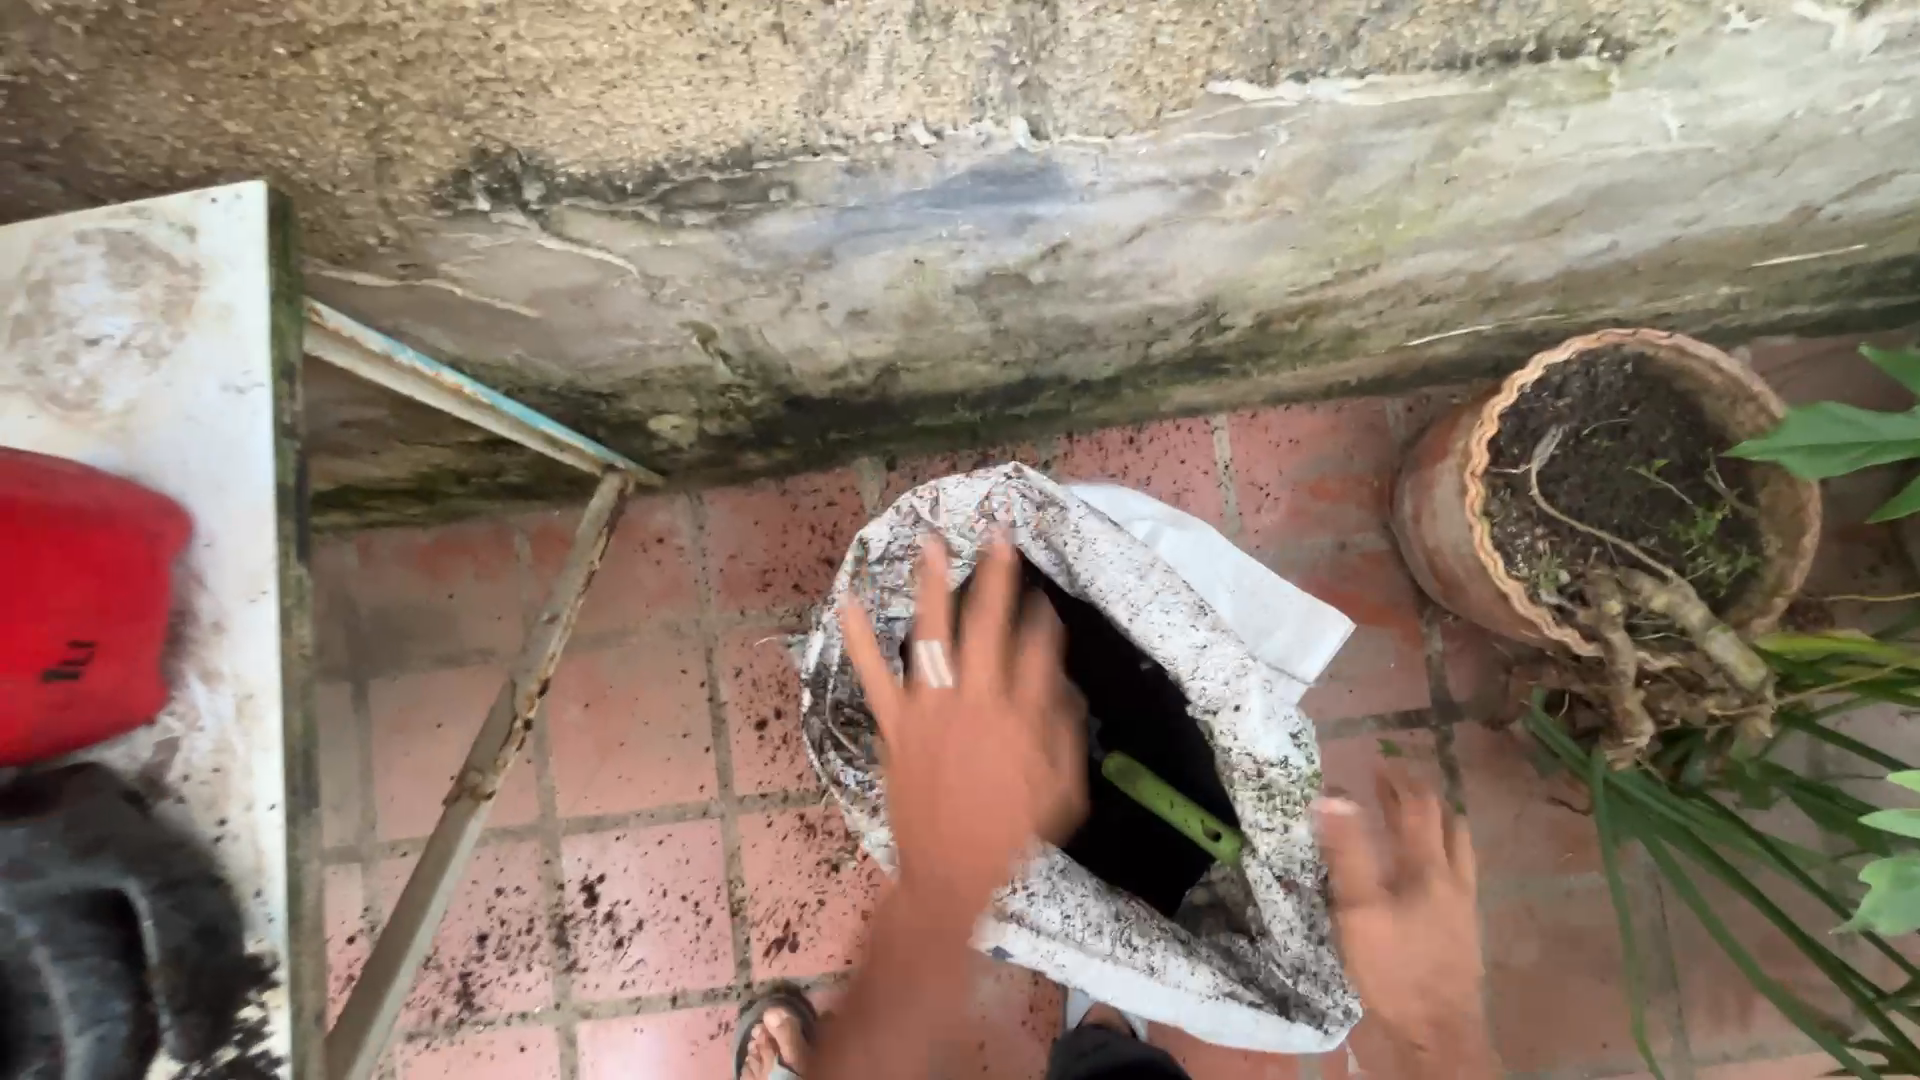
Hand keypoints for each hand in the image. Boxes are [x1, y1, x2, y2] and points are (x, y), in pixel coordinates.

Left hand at [838, 533, 1087, 916]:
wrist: (949, 874)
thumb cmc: (1011, 835)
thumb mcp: (1062, 791)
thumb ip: (1064, 731)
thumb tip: (1061, 683)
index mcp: (1020, 718)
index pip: (1038, 651)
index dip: (1043, 621)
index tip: (1043, 601)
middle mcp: (975, 702)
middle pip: (988, 626)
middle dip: (996, 577)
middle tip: (998, 538)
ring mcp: (929, 709)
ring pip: (932, 635)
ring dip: (932, 588)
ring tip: (930, 545)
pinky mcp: (895, 723)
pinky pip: (874, 676)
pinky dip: (860, 639)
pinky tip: (848, 603)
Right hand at [1314, 765, 1493, 1076]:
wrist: (1439, 1033)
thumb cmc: (1393, 966)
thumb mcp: (1358, 905)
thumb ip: (1345, 849)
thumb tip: (1331, 794)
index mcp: (1428, 867)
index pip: (1418, 807)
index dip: (1398, 779)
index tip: (1375, 762)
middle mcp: (1453, 879)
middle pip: (1446, 823)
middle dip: (1418, 797)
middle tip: (1388, 783)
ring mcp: (1464, 906)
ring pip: (1458, 850)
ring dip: (1434, 824)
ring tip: (1407, 817)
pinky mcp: (1463, 930)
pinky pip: (1456, 875)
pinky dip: (1437, 853)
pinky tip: (1418, 870)